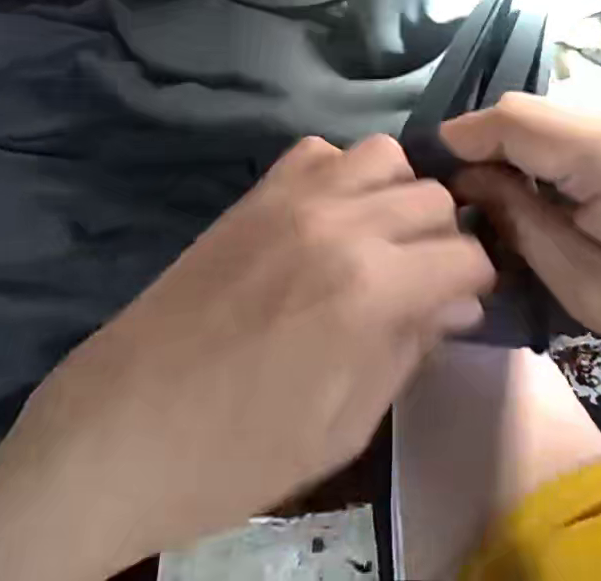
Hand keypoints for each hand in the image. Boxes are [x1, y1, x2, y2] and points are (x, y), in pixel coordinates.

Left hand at [0, 135, 493, 577]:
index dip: (476, 282)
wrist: (123, 425)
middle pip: (431, 196)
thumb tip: (455, 304)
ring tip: (383, 239)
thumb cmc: (239, 448)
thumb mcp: (345, 423)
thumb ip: (410, 349)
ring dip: (398, 193)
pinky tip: (330, 217)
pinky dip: (340, 174)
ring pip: (380, 154)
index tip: (465, 305)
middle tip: (426, 280)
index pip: (464, 255)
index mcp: (369, 286)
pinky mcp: (253, 194)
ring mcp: (290, 198)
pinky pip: (317, 152)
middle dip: (444, 238)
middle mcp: (338, 221)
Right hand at [442, 93, 600, 381]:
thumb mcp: (577, 278)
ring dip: (499, 146)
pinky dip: (525, 150)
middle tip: (450, 189)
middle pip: (522, 110)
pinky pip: (555, 129)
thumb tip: (464, 179)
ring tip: (477, 191)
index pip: (514, 121)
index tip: (428, 172)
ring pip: (534, 115)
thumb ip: (515, 217)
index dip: (463, 138)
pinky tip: (515, 186)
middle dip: (477, 142)